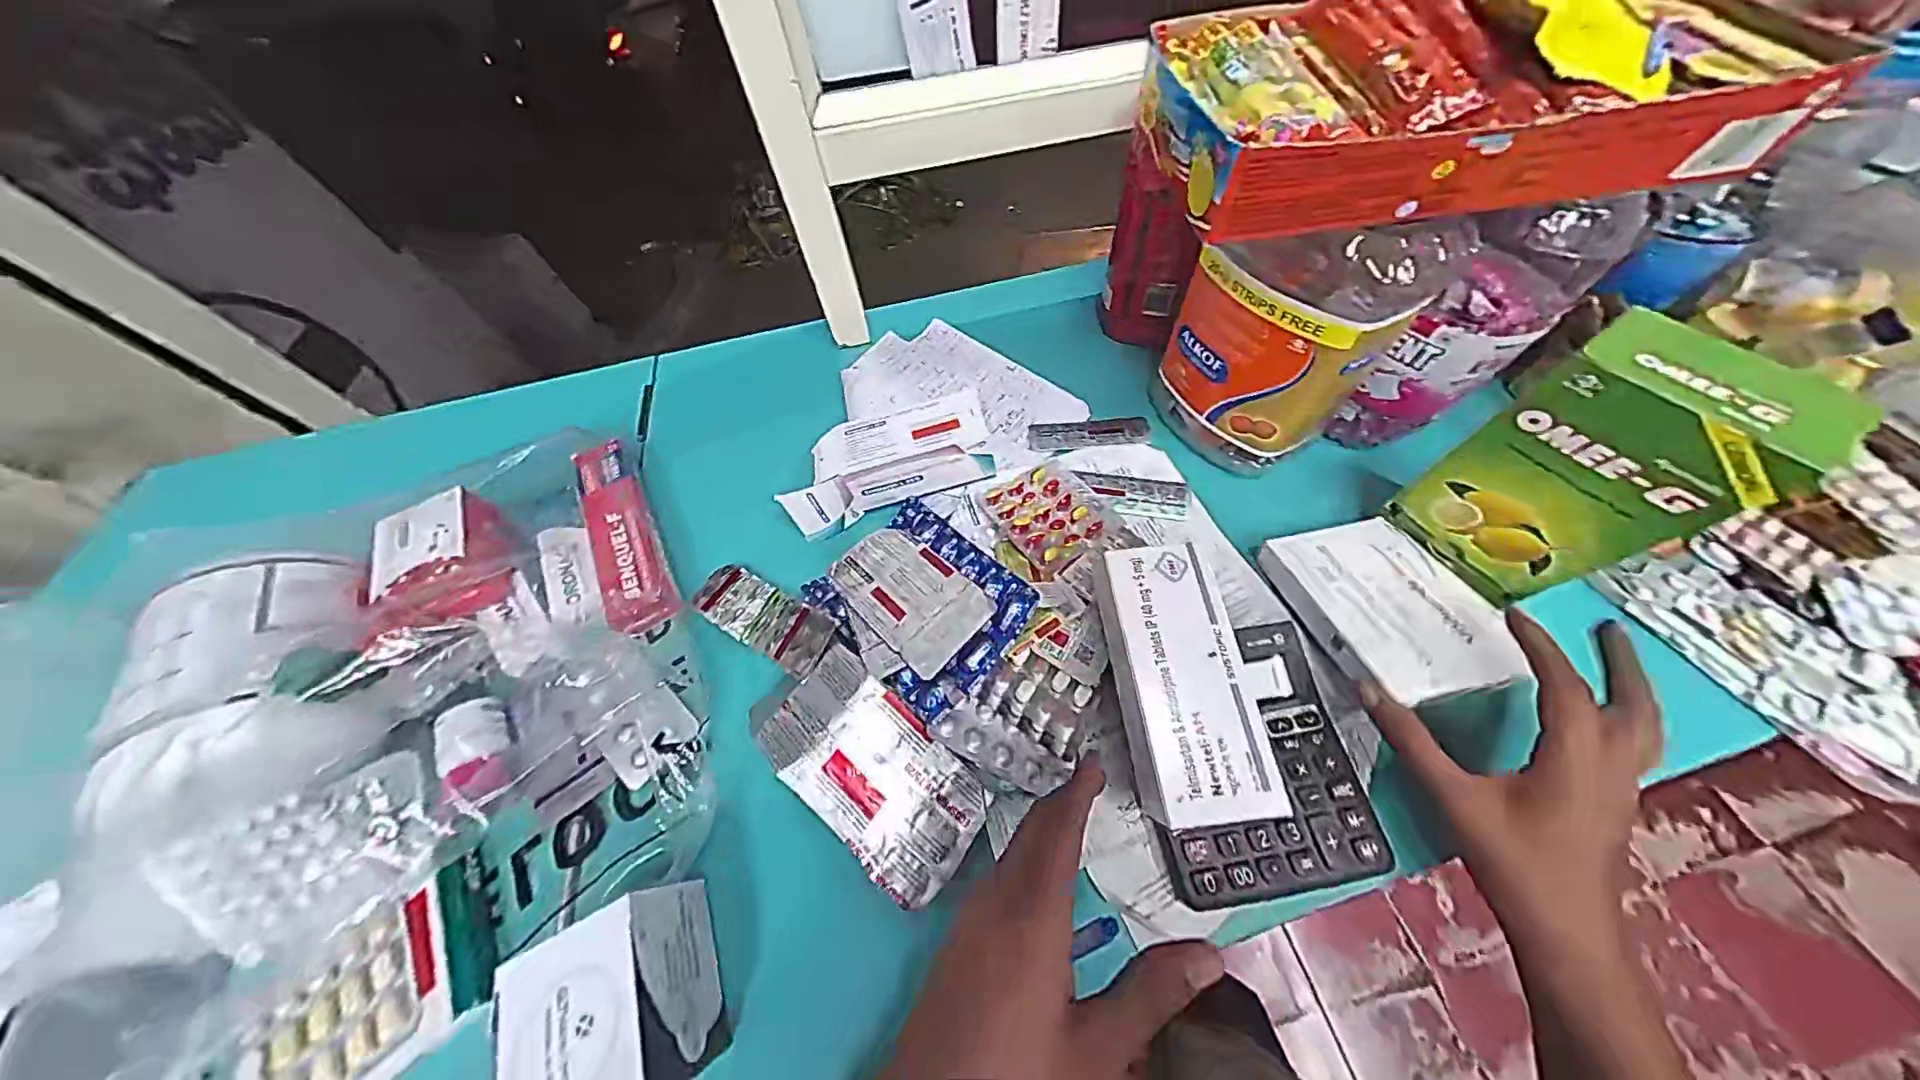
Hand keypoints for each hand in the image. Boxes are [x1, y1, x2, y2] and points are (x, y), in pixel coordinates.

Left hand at [878, 753, 1225, 1079]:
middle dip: (1058, 805)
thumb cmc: (1015, 1075)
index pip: (1057, 835)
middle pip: (1029, 836)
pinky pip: (996, 881)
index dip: (1076, 795)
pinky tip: (1042, 892)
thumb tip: (1205, 955)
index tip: (1092, 766)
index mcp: (1031, 921)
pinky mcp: (957, 945)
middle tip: (1086, 785)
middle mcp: (994, 908)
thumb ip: (1149, 995)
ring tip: (1070, 826)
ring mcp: (969, 924)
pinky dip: (1024, 864)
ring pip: (1009, 856)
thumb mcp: (1096, 1049)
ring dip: (1040, 833)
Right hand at [1360, 611, 1661, 953]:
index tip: (1516, 616)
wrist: (1566, 930)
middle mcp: (1611, 765)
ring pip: (1646, 727)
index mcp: (1576, 755)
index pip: (1564, 685)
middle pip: (1632, 702)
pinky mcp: (1620, 805)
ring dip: (1633, 688)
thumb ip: (1412, 741)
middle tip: (1606, 627)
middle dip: (1620, 661)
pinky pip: (1637, 747)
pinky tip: (1606, 723)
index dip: (1540, 645)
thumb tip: (1371, 692)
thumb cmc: (1514, 861)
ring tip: (1620, 664)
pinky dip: (1627, 718)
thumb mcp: (1452, 796)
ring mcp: (1624, 788)